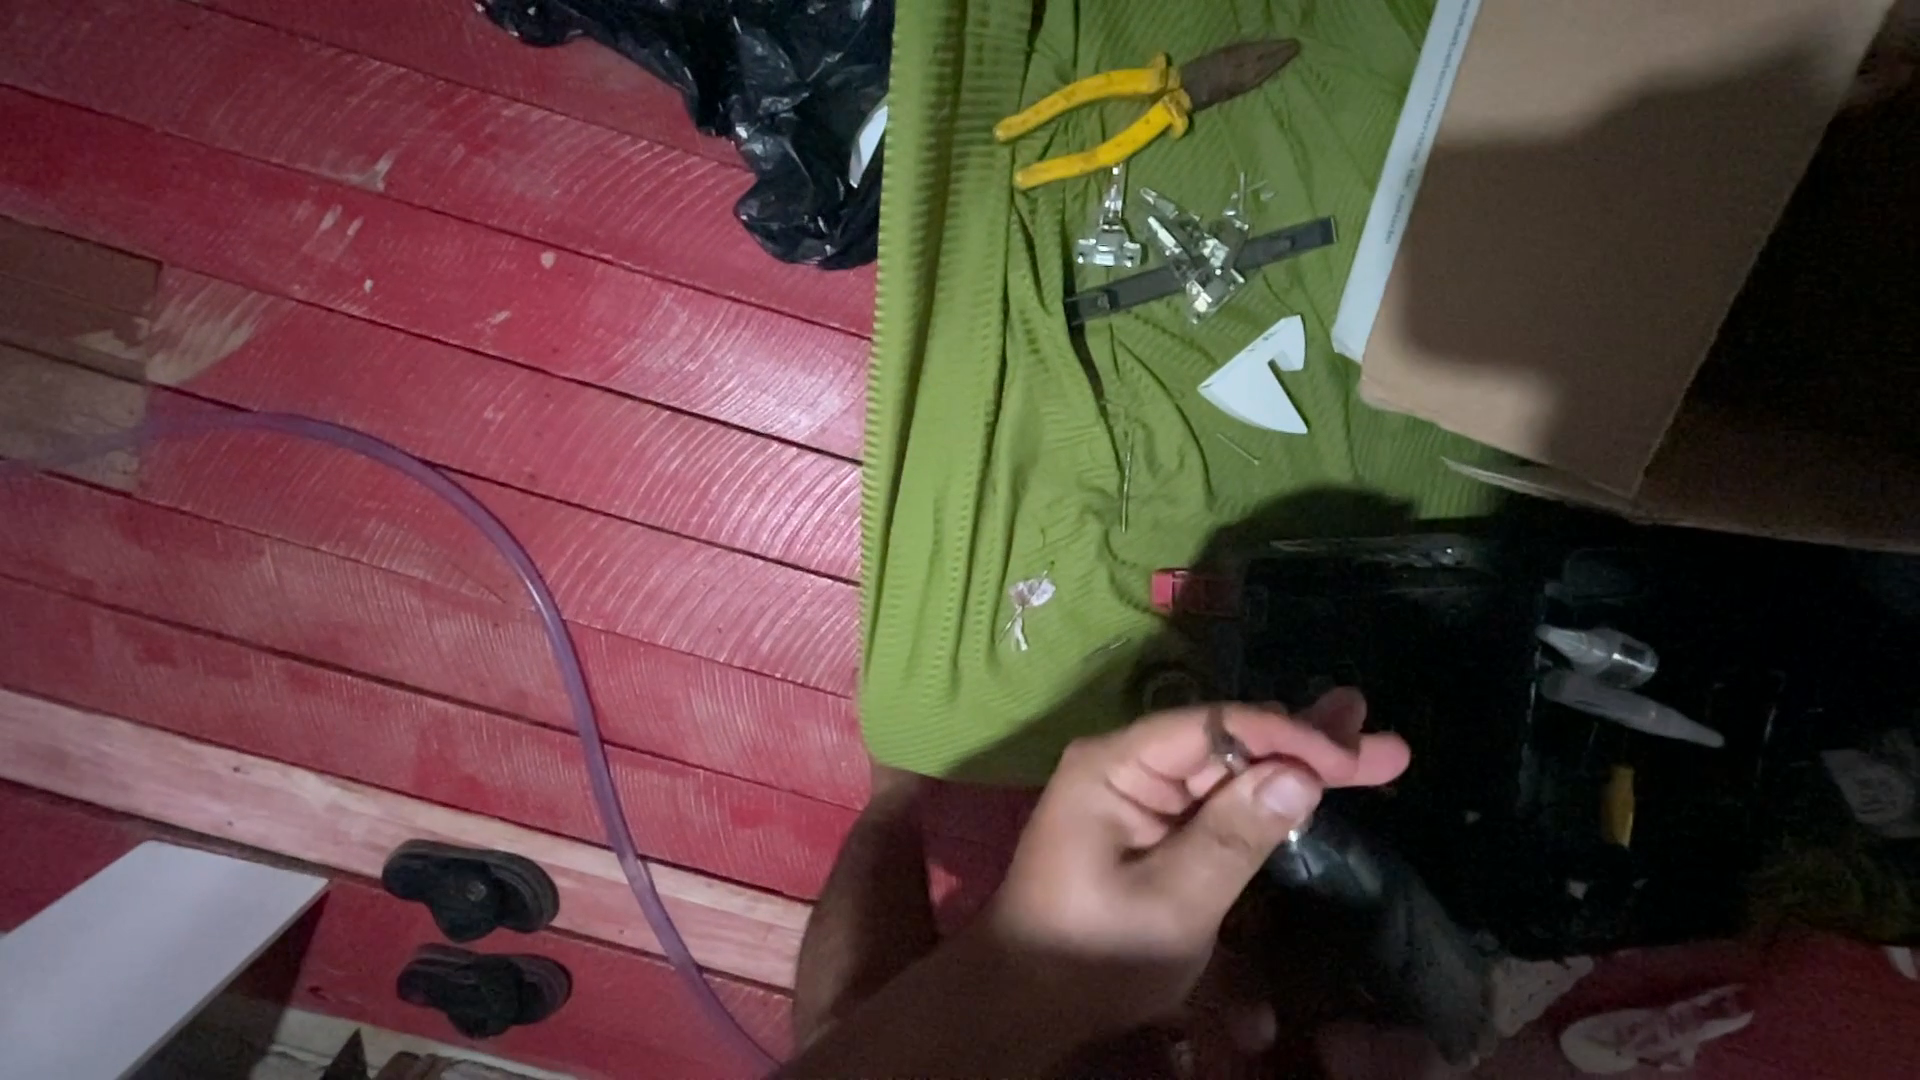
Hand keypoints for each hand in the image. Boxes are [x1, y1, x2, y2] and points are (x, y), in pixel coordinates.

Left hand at [979, 689, 1409, 1040]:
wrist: (1030, 993)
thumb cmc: (1095, 952)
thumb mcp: (1174, 902)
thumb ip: (1235, 835)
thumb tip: (1300, 774)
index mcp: (1116, 763)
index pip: (1214, 727)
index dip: (1288, 735)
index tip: (1356, 756)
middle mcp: (1125, 761)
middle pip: (1223, 739)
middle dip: (1301, 740)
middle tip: (1376, 738)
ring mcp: (1134, 790)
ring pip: (1221, 764)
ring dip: (1288, 759)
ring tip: (1357, 745)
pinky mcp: (1146, 820)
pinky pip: (1208, 796)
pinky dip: (1258, 791)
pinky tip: (1301, 779)